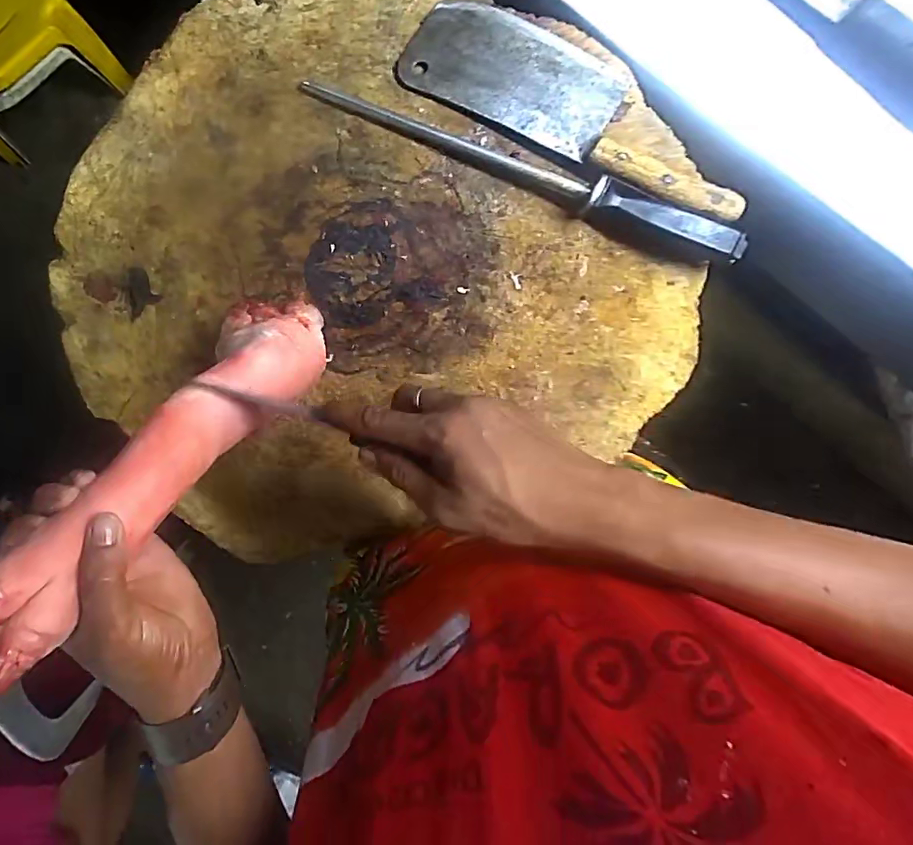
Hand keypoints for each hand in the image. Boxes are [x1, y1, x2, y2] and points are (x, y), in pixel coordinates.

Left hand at [1, 472, 220, 723]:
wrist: (192, 656)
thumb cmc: (143, 661)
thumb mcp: (116, 631)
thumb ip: (103, 579)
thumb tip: (99, 520)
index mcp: (44, 606)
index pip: (13, 569)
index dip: (16, 545)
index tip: (35, 527)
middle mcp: (61, 575)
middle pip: (34, 533)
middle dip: (41, 513)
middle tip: (65, 505)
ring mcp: (92, 551)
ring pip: (61, 512)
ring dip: (62, 495)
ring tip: (81, 490)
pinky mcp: (125, 532)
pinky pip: (101, 503)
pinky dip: (91, 486)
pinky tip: (94, 479)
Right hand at [322, 384, 648, 552]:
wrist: (589, 502)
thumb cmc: (514, 516)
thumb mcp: (449, 509)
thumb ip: (403, 476)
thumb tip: (366, 452)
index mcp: (439, 432)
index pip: (379, 418)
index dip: (348, 416)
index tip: (323, 411)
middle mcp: (457, 405)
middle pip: (405, 397)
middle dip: (390, 416)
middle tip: (394, 452)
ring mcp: (484, 401)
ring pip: (433, 399)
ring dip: (420, 419)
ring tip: (439, 460)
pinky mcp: (506, 406)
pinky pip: (460, 405)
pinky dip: (447, 422)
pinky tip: (471, 456)